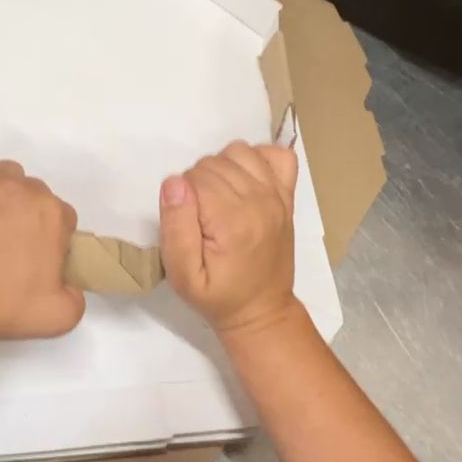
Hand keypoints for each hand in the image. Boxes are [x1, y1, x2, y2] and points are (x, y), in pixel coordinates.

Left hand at [0, 153, 85, 348]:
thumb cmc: (2, 308)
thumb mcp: (59, 316)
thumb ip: (76, 297)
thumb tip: (69, 286)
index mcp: (52, 214)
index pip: (64, 217)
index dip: (53, 239)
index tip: (37, 259)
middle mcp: (23, 189)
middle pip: (35, 194)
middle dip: (27, 215)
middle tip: (9, 246)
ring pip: (5, 175)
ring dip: (3, 193)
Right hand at [159, 140, 299, 334]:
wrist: (261, 310)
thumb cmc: (218, 296)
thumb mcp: (183, 275)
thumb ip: (176, 228)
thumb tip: (175, 182)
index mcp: (232, 220)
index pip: (194, 178)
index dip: (181, 197)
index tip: (188, 224)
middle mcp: (259, 200)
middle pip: (213, 163)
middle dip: (198, 184)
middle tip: (200, 218)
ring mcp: (277, 195)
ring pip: (238, 152)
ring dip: (222, 168)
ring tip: (218, 199)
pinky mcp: (287, 195)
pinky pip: (276, 155)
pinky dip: (257, 158)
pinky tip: (245, 181)